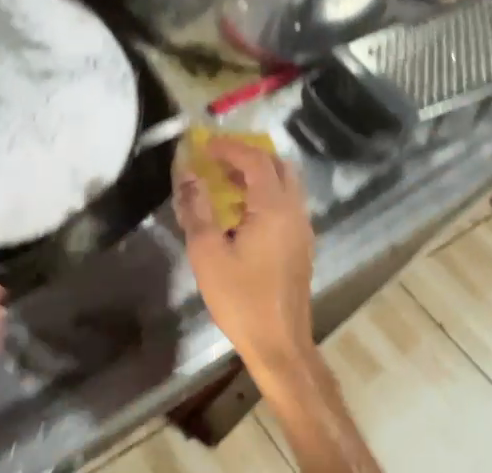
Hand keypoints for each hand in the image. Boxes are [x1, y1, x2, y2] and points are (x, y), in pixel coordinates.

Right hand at [174, 138, 315, 369]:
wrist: (279, 346)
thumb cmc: (240, 298)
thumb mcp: (206, 251)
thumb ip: (196, 208)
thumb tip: (189, 175)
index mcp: (273, 209)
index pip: (255, 161)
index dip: (229, 147)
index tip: (202, 146)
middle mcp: (295, 213)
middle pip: (278, 166)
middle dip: (247, 155)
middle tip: (216, 158)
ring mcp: (302, 231)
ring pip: (286, 185)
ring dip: (257, 174)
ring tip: (223, 181)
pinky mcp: (301, 247)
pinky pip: (286, 204)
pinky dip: (264, 193)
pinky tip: (239, 211)